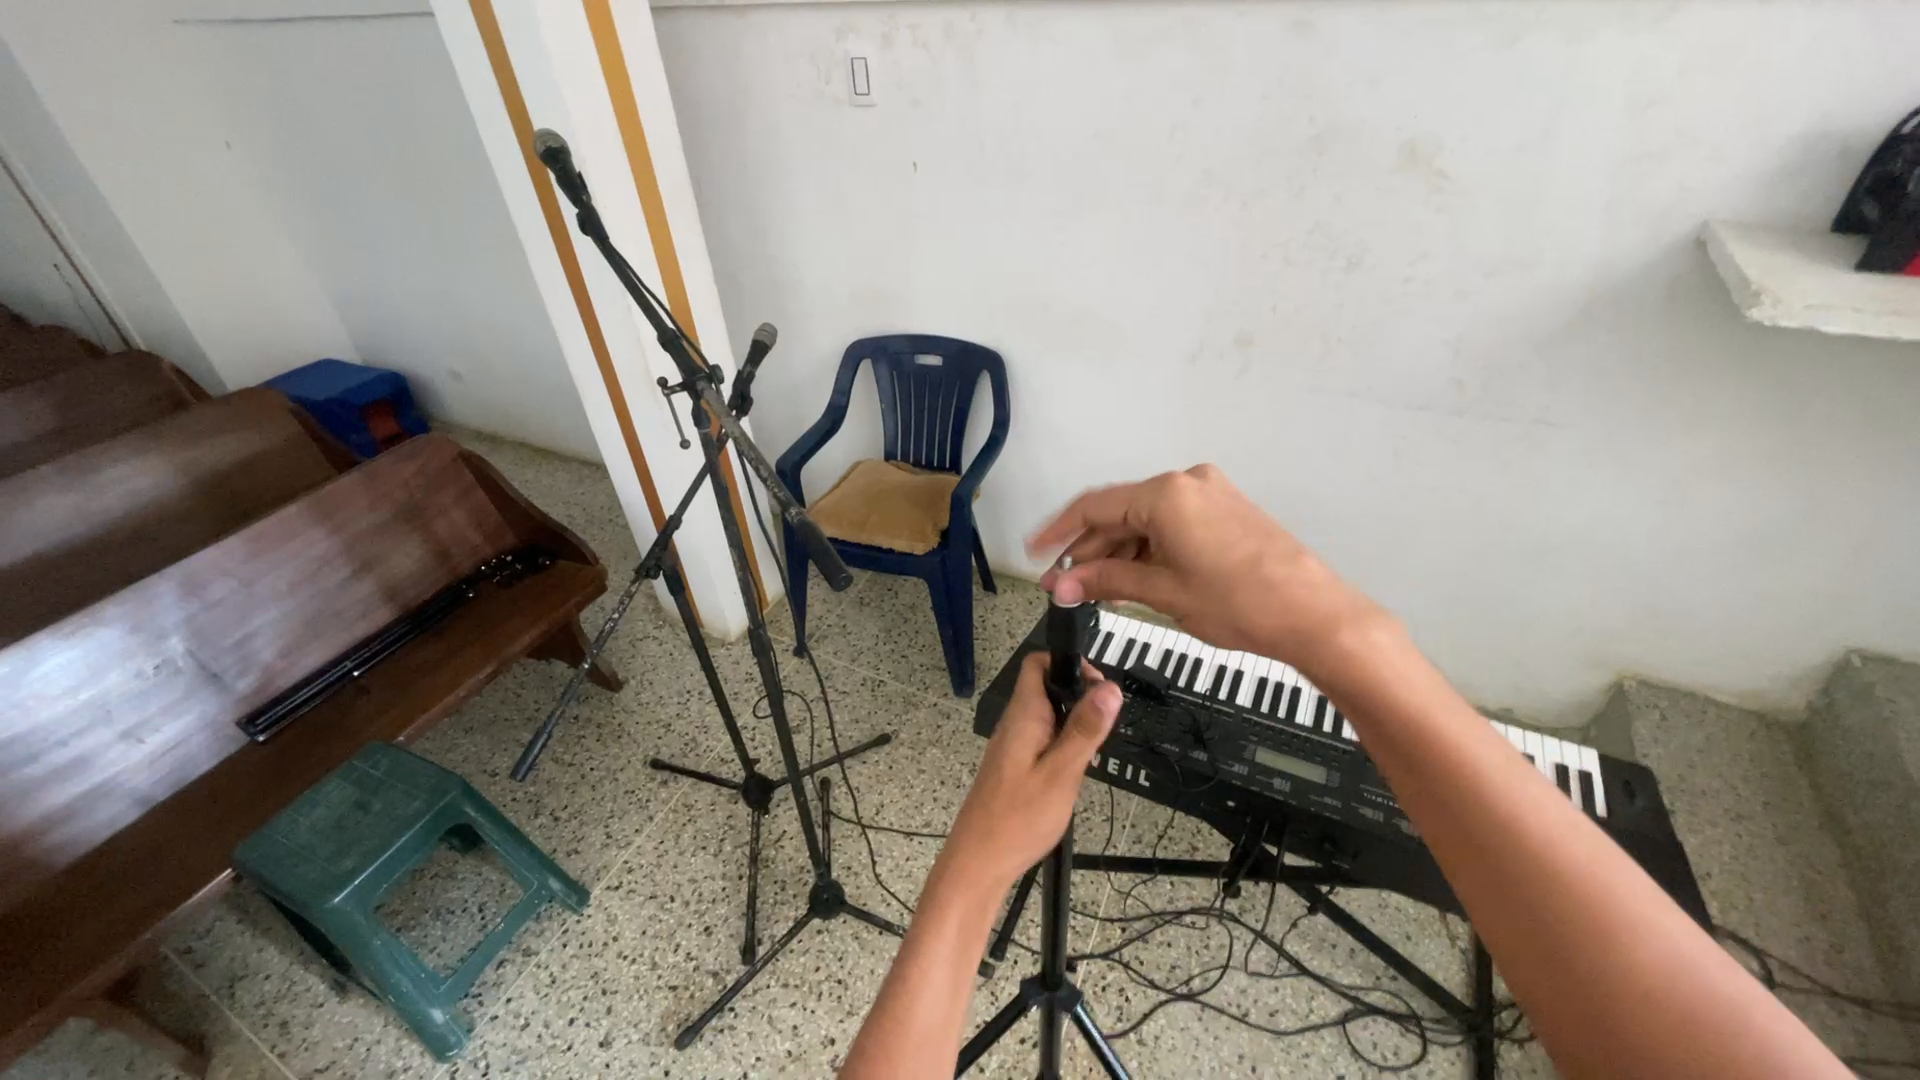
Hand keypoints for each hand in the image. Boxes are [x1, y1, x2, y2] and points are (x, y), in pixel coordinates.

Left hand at [938, 654, 1120, 892]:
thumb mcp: (1062, 773)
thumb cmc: (1019, 818)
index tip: (1099, 688)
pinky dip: (1063, 747)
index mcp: (1023, 715)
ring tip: (1093, 754)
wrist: (979, 862)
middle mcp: (1014, 723)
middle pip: (1048, 688)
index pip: (1038, 663)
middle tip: (1104, 728)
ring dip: (1074, 726)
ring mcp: (1012, 745)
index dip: (1069, 663)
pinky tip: (1075, 773)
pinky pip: (1043, 740)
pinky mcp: (1014, 766)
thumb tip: (1110, 688)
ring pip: (1048, 717)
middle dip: (1080, 699)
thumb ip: (1085, 730)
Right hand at [1029, 464, 1385, 677]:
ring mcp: (1210, 494)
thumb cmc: (1239, 603)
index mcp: (1166, 494)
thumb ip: (1105, 581)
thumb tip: (1060, 585)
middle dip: (1089, 549)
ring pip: (1146, 520)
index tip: (1034, 553)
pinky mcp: (1227, 511)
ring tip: (1094, 587)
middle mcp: (1187, 482)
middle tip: (1063, 584)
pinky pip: (1172, 524)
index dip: (1058, 533)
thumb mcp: (1162, 592)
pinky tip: (1133, 577)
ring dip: (1118, 552)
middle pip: (1120, 513)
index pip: (1094, 507)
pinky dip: (1148, 549)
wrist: (1315, 616)